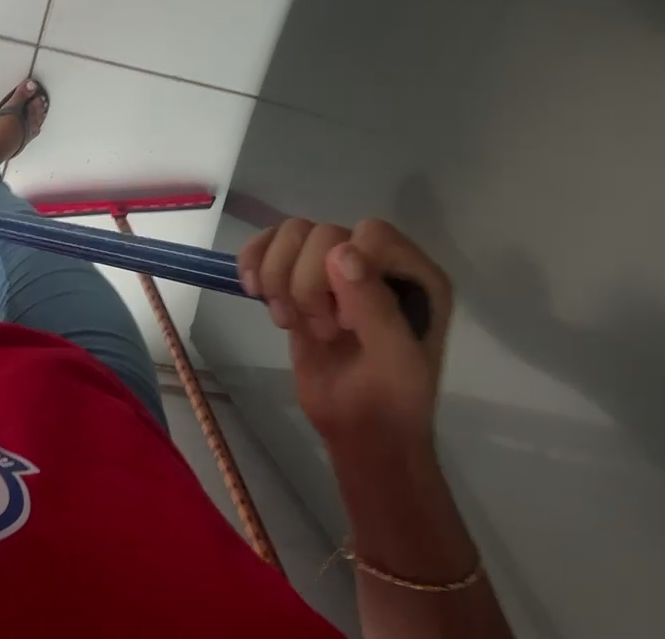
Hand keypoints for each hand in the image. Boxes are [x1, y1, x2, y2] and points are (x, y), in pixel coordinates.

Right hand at [237, 218, 452, 455]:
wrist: (360, 431)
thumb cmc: (390, 400)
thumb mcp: (394, 360)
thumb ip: (374, 305)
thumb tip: (342, 251)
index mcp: (412, 274)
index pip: (370, 234)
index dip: (345, 267)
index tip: (346, 318)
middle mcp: (374, 261)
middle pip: (321, 233)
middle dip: (306, 283)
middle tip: (322, 329)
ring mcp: (333, 269)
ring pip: (290, 235)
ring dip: (278, 277)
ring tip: (288, 320)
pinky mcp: (297, 279)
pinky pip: (267, 246)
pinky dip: (253, 263)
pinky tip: (255, 292)